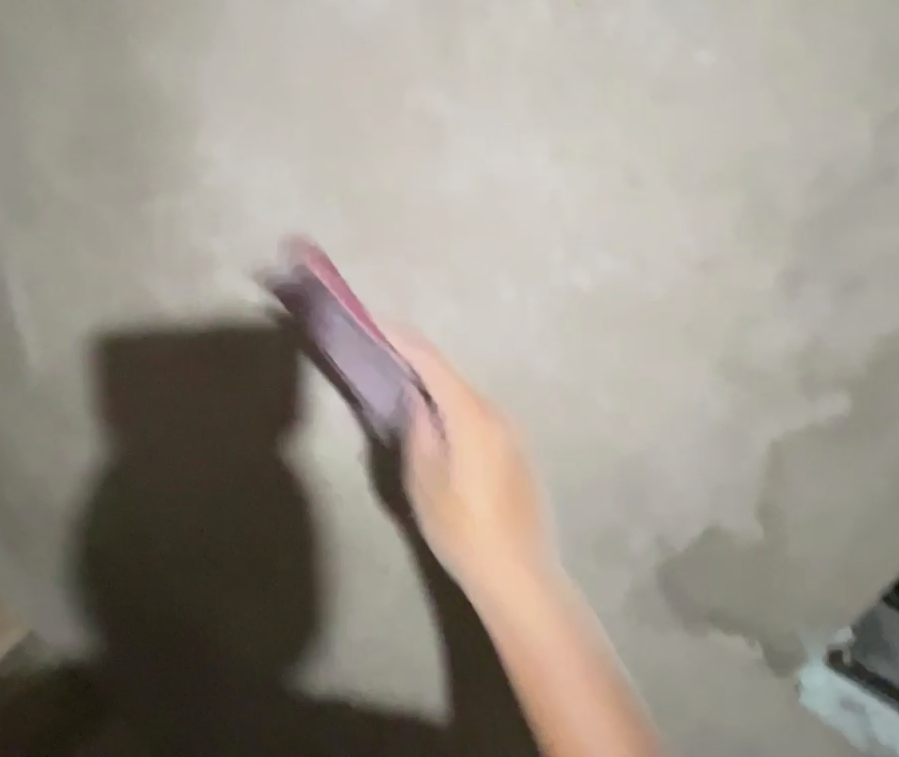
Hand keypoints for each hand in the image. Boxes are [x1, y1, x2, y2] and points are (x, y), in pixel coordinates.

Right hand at [388, 329, 552, 593]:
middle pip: (451, 378)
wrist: (521, 575)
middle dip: (418, 365)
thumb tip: (413, 397)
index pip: (432, 363)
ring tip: (406, 396)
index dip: (403, 340)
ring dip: (437, 392)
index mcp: (471, 415)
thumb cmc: (463, 530)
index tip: (377, 323)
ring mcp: (513, 432)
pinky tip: (441, 432)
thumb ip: (418, 431)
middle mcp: (497, 413)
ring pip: (466, 399)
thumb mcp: (425, 483)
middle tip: (384, 360)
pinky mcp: (520, 452)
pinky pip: (480, 418)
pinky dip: (456, 413)